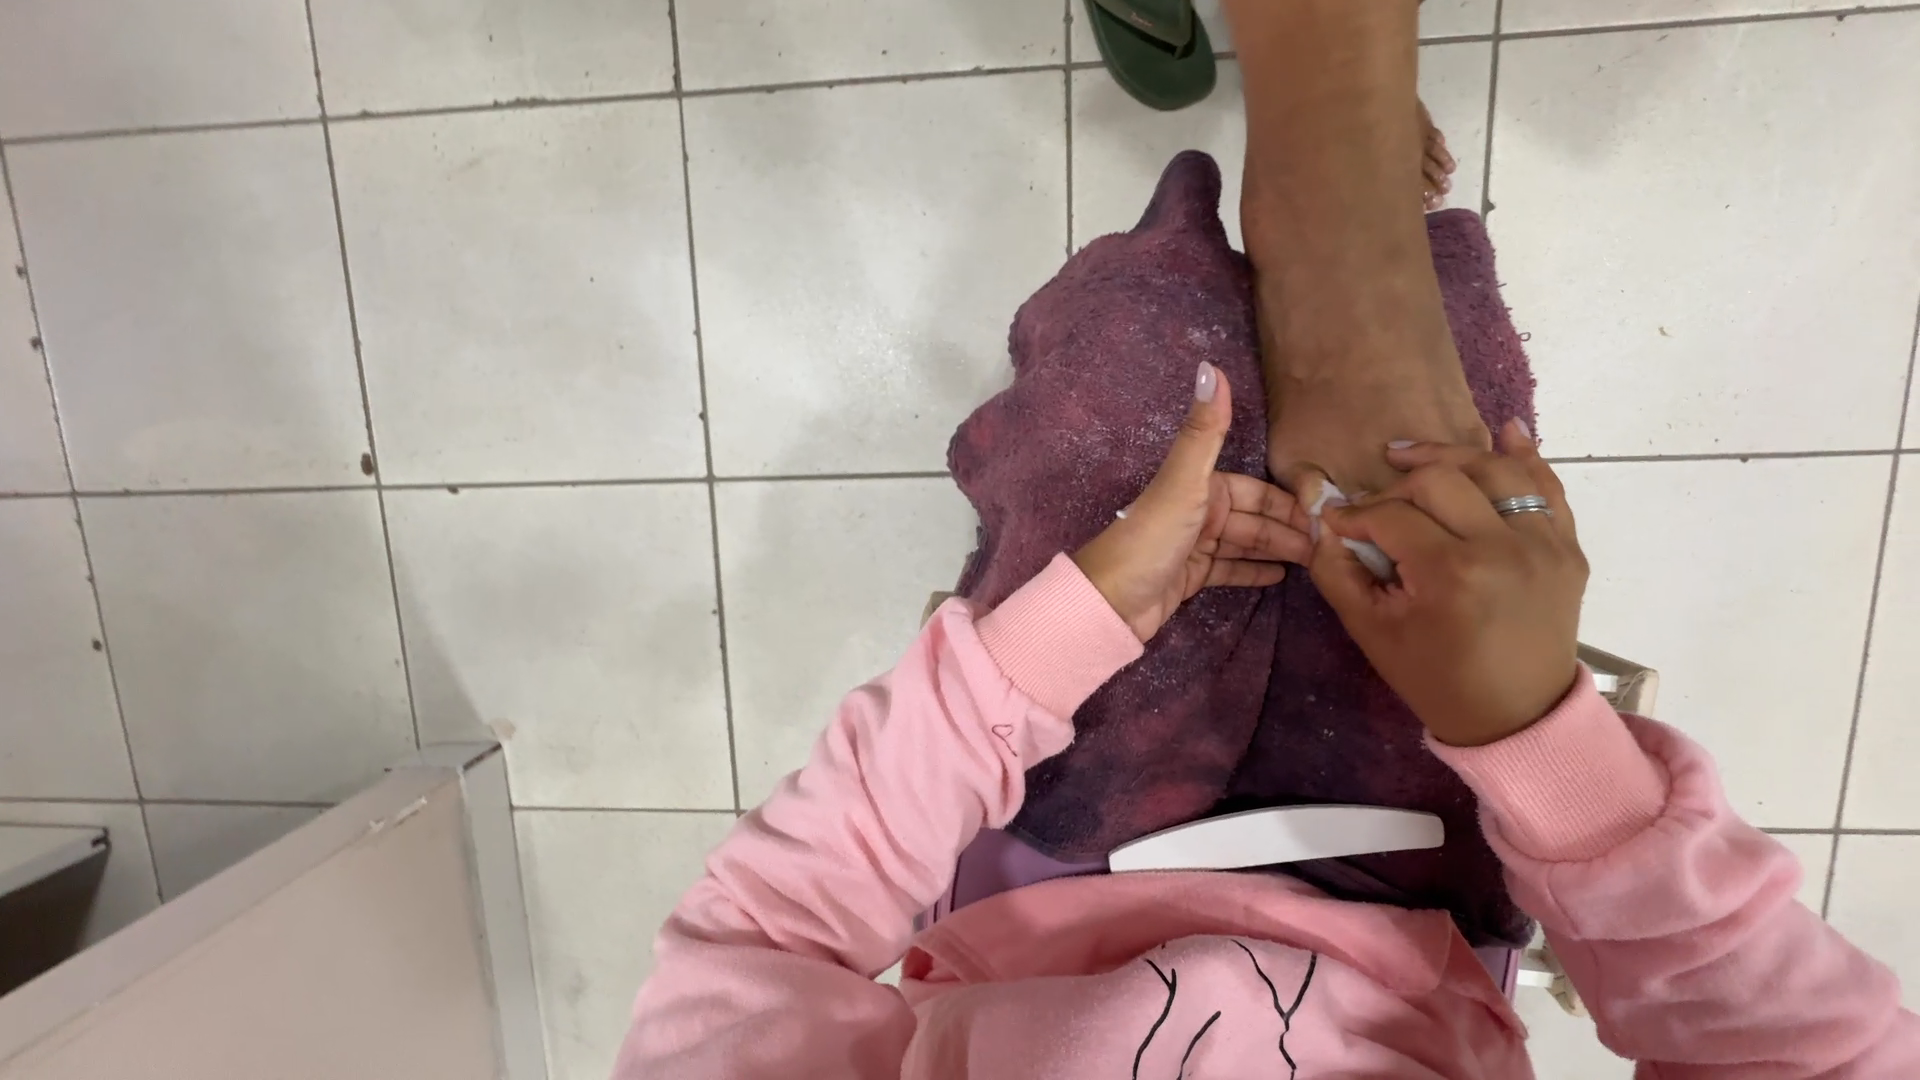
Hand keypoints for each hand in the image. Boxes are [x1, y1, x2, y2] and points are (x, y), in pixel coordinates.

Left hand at [1072, 363, 1311, 642]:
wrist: (1112, 600)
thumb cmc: (1151, 538)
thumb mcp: (1183, 482)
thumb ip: (1204, 431)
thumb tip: (1210, 365)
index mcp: (1198, 487)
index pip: (1254, 491)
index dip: (1287, 503)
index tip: (1325, 516)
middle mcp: (1196, 512)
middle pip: (1253, 519)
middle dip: (1289, 530)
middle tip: (1328, 548)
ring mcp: (1191, 545)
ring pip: (1243, 543)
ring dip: (1276, 550)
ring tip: (1315, 563)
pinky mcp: (1187, 577)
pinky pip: (1227, 569)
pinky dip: (1251, 570)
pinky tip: (1280, 576)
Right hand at [1309, 418, 1588, 746]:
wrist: (1516, 716)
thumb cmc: (1432, 675)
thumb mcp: (1368, 628)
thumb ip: (1337, 570)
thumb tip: (1325, 523)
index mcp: (1451, 574)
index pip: (1391, 516)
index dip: (1354, 514)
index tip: (1335, 521)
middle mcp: (1504, 547)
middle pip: (1441, 480)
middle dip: (1396, 481)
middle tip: (1371, 499)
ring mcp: (1544, 544)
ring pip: (1495, 470)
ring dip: (1450, 456)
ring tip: (1410, 455)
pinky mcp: (1567, 548)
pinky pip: (1548, 487)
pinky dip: (1525, 456)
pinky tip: (1504, 430)